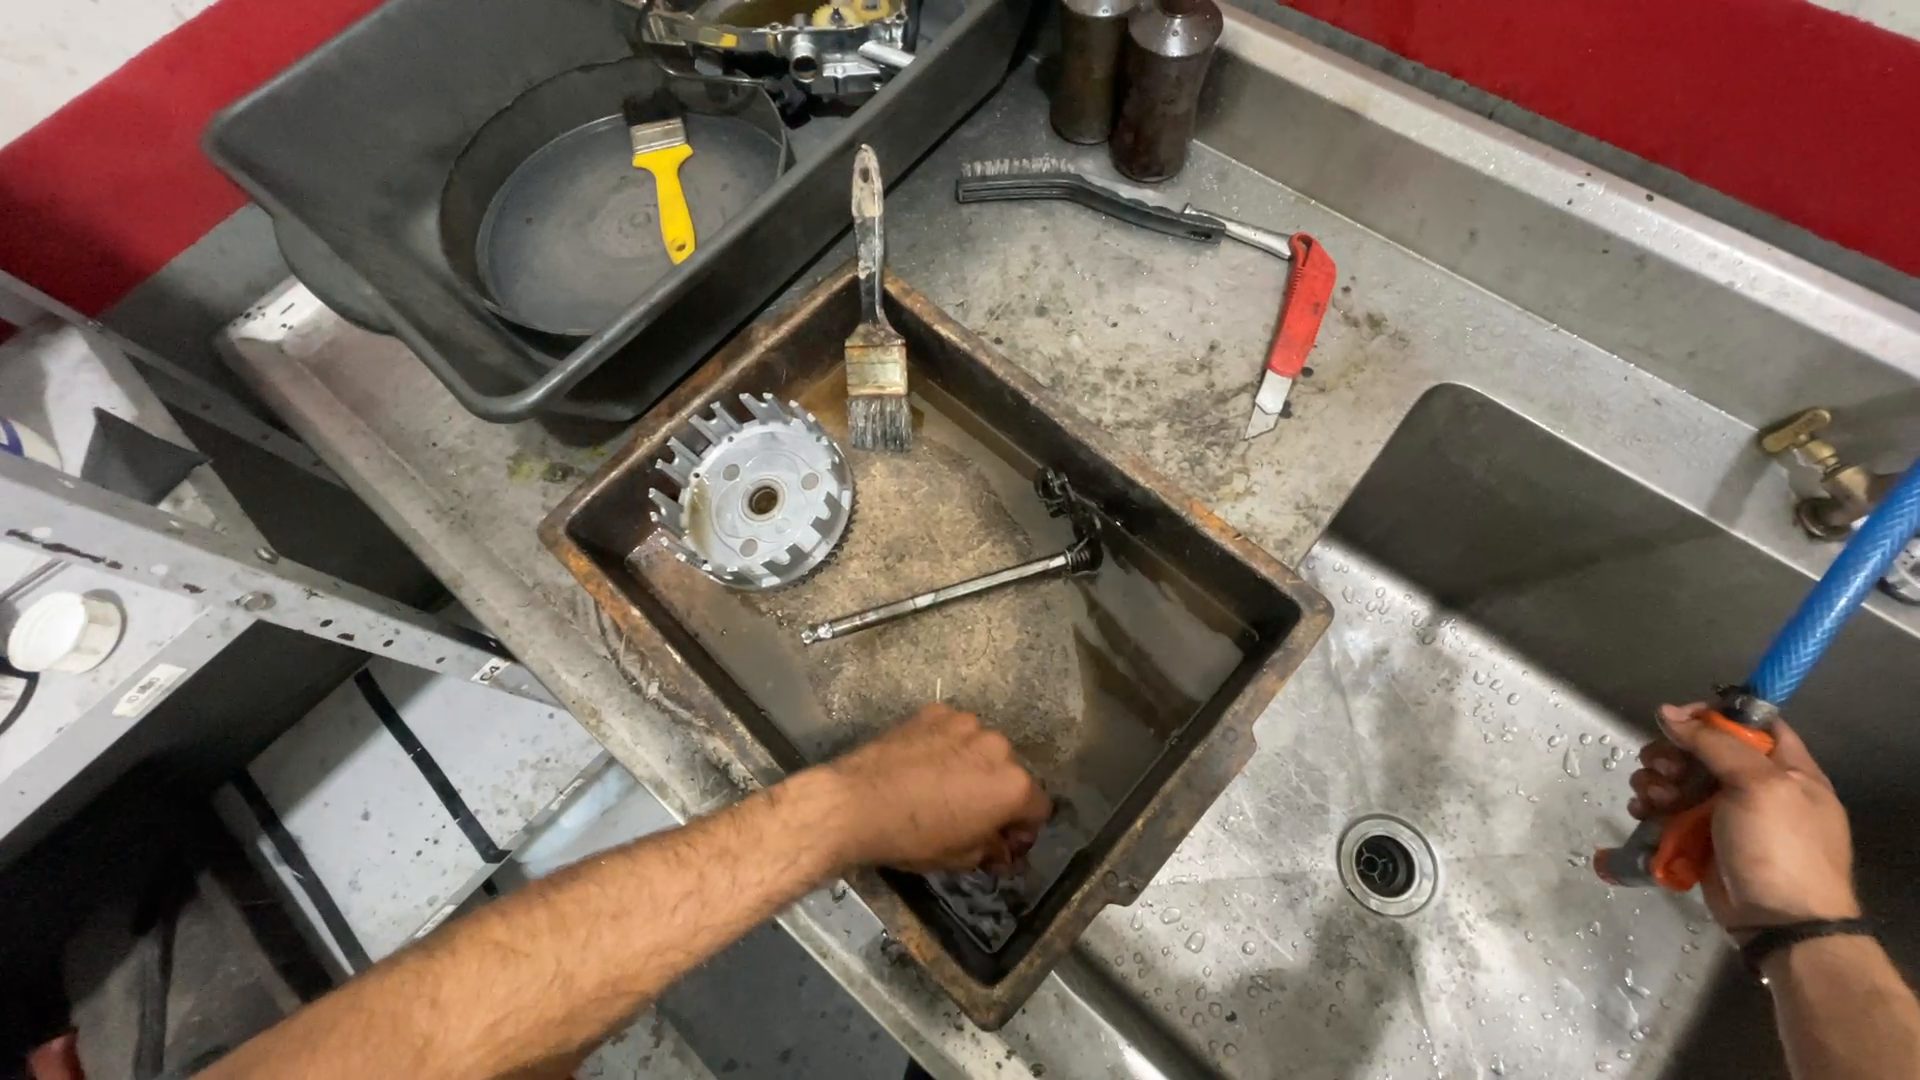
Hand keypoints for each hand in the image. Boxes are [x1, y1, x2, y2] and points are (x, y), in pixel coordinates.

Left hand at [814, 703, 1051, 873]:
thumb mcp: (960, 858)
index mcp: (1013, 785)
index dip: (1022, 828)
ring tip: (941, 784)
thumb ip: (993, 848)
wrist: (857, 802)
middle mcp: (998, 746)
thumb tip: (1001, 847)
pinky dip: (946, 745)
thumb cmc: (913, 837)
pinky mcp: (936, 711)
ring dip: (972, 765)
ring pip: (981, 748)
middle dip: (996, 793)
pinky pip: (953, 731)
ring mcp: (966, 723)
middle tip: (969, 812)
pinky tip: (922, 763)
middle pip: (1010, 772)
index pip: (1039, 807)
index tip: (1001, 840)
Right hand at [1629, 704, 1858, 935]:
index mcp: (1787, 771)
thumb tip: (1667, 712)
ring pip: (1673, 776)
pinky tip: (1645, 814)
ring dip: (1654, 781)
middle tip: (1665, 769)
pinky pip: (1662, 806)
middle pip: (1699, 748)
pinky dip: (1648, 805)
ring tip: (1656, 801)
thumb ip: (1713, 744)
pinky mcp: (1696, 833)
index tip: (1678, 720)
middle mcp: (1755, 786)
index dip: (1712, 715)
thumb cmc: (1780, 848)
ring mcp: (1723, 811)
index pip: (1752, 724)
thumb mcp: (1758, 787)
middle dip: (1670, 754)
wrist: (1777, 919)